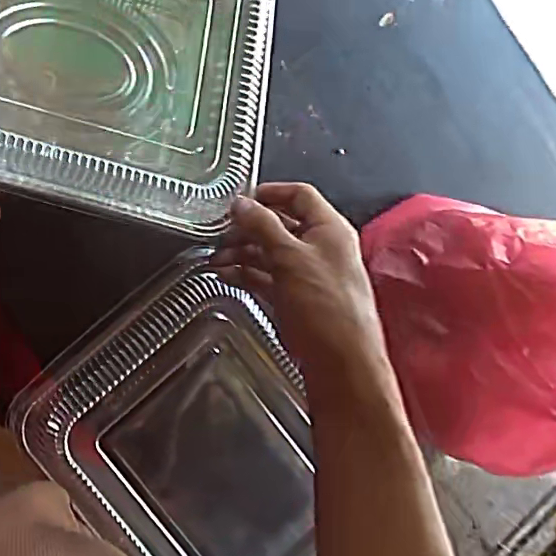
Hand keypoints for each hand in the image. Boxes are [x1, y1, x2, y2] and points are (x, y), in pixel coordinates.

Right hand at [211, 183, 387, 381]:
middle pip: (278, 224)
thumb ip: (263, 226)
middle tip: (219, 233)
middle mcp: (319, 247)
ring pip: (267, 250)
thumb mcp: (290, 257)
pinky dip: (243, 272)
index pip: (298, 195)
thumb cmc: (325, 307)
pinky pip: (264, 275)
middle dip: (246, 228)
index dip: (268, 193)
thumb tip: (240, 203)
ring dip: (240, 251)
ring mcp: (305, 272)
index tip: (237, 201)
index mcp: (329, 230)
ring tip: (215, 258)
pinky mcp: (293, 295)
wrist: (340, 362)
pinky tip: (224, 275)